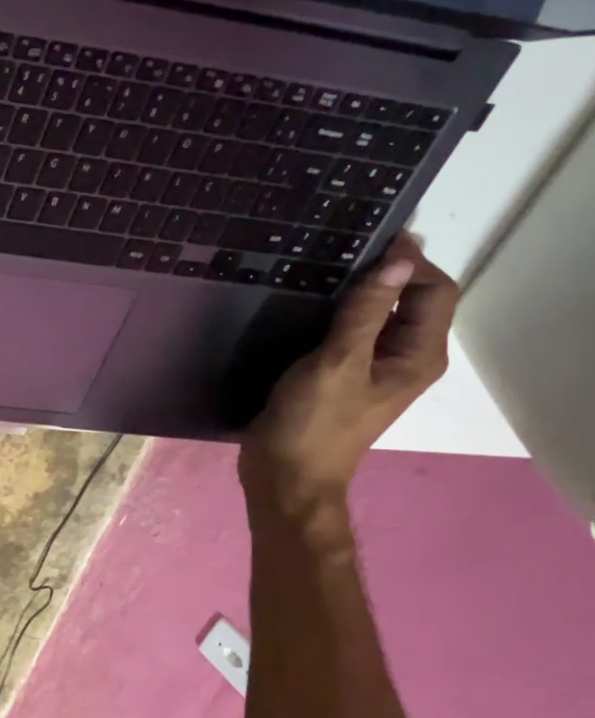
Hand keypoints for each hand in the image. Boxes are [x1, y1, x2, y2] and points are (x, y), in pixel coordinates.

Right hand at [240, 237, 457, 510]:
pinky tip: (306, 313)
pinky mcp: (339, 380)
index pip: (433, 292)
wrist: (285, 477)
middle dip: (385, 276)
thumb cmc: (313, 424)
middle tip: (343, 254)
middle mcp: (403, 360)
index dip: (410, 263)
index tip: (372, 240)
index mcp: (416, 356)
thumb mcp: (336, 364)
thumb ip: (364, 313)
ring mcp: (370, 372)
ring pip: (377, 320)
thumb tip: (395, 262)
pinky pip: (349, 338)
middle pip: (411, 303)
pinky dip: (336, 320)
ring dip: (358, 297)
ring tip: (322, 277)